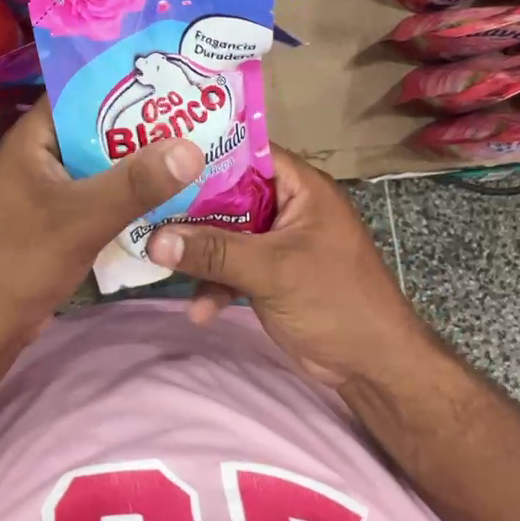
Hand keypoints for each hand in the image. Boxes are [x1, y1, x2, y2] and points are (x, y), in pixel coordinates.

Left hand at [0, 97, 203, 342]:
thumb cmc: (24, 261)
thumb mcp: (83, 217)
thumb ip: (135, 183)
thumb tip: (192, 147)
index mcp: (32, 137)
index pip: (79, 90)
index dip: (125, 82)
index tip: (175, 77)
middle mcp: (39, 153)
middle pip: (97, 127)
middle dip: (143, 125)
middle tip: (198, 115)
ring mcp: (48, 186)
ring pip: (102, 162)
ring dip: (140, 162)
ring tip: (195, 150)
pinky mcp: (58, 216)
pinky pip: (100, 192)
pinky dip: (129, 193)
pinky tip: (169, 195)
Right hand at [145, 147, 434, 387]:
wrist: (376, 370)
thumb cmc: (337, 303)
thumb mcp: (273, 271)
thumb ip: (214, 252)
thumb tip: (155, 240)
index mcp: (299, 187)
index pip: (245, 150)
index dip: (203, 150)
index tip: (156, 153)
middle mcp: (286, 206)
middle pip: (226, 193)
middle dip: (187, 207)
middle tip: (143, 207)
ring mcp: (276, 241)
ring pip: (223, 232)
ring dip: (197, 252)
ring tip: (160, 262)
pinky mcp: (268, 273)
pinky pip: (230, 266)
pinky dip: (214, 285)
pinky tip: (199, 311)